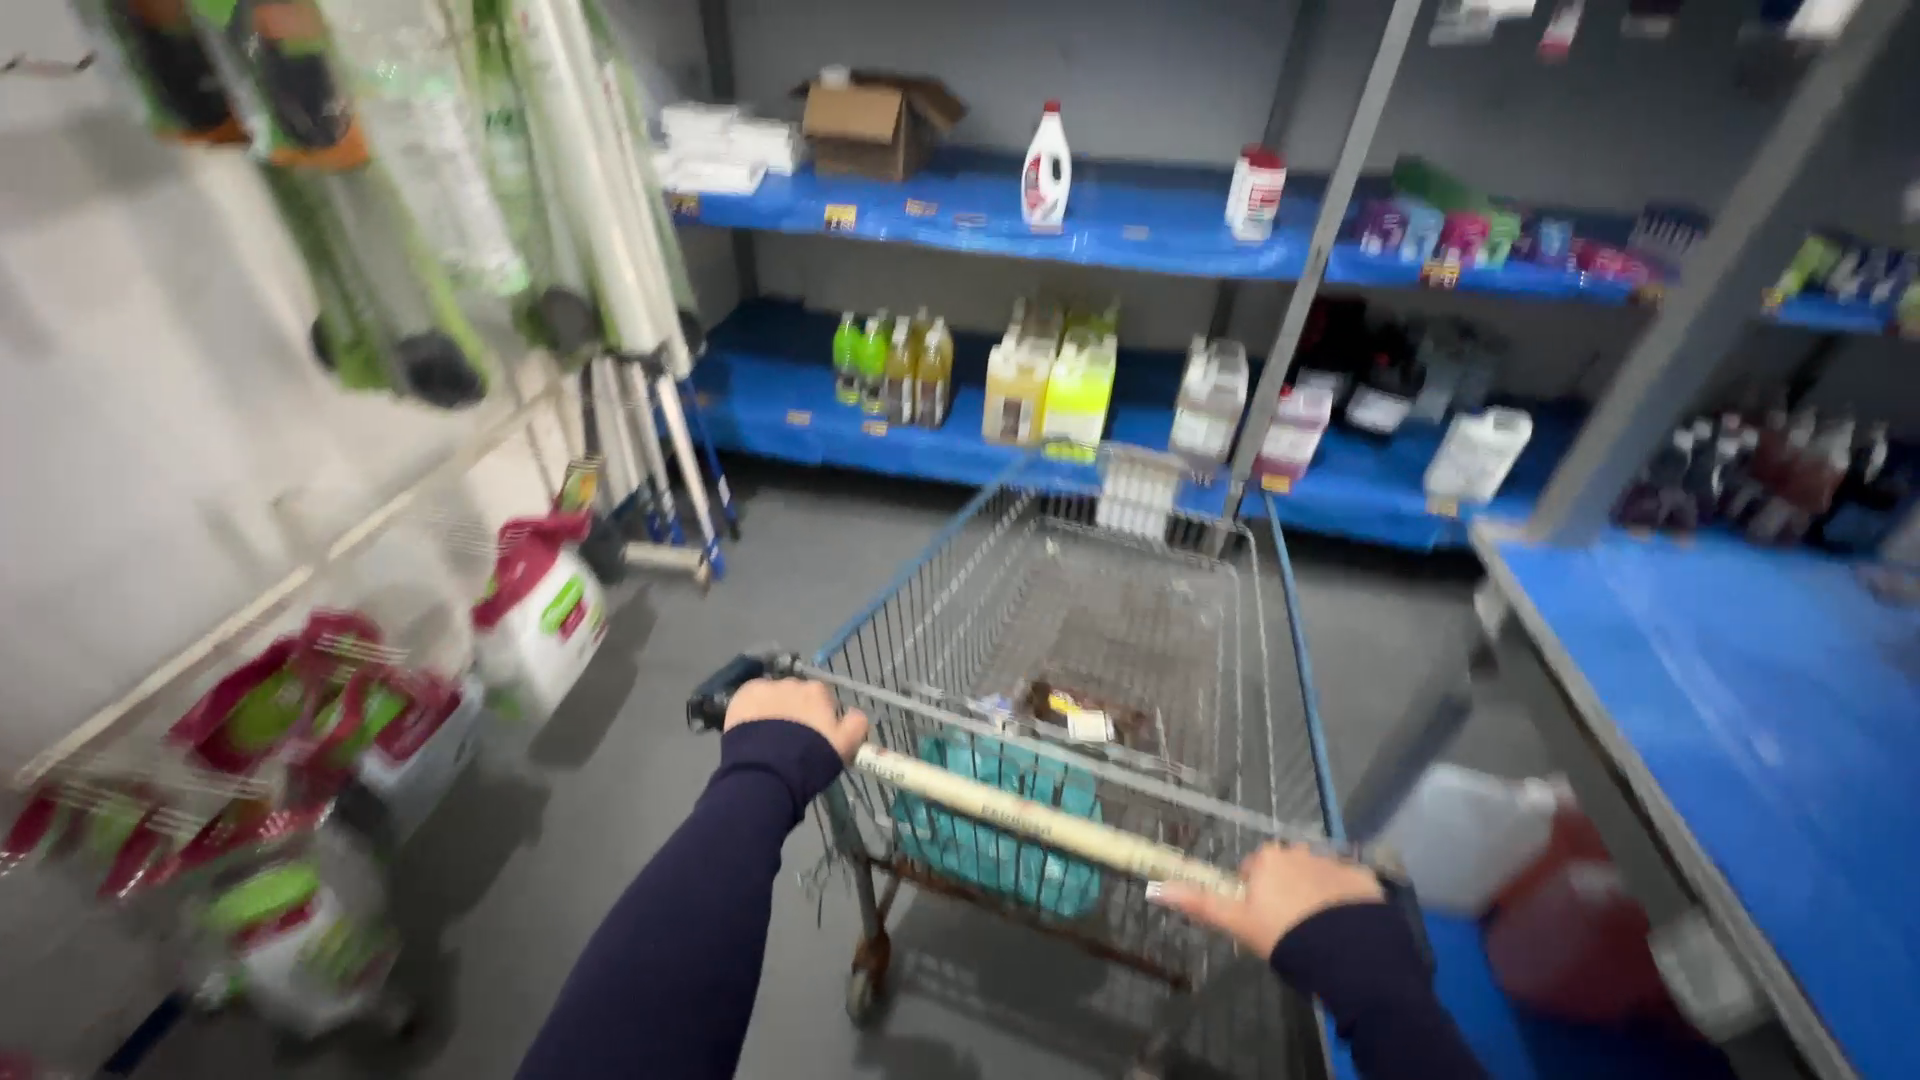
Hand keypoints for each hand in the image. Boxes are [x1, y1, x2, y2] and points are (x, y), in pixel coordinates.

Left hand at [724, 677, 869, 763]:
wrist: (769, 773)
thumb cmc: (811, 759)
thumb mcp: (846, 745)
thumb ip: (856, 724)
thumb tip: (855, 713)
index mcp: (819, 691)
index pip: (822, 699)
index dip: (818, 716)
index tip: (813, 734)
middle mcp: (793, 683)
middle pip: (796, 694)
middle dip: (795, 710)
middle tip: (789, 737)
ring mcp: (766, 687)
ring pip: (772, 695)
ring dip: (773, 708)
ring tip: (767, 736)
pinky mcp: (743, 695)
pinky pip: (750, 697)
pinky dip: (751, 708)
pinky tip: (749, 728)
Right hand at [1150, 843, 1384, 956]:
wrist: (1347, 955)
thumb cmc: (1283, 935)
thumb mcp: (1237, 923)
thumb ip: (1198, 902)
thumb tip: (1153, 887)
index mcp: (1267, 858)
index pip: (1254, 871)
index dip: (1256, 897)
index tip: (1264, 922)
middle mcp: (1299, 851)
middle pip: (1287, 870)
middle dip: (1288, 892)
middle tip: (1292, 929)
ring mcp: (1334, 863)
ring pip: (1318, 877)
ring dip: (1317, 896)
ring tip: (1323, 933)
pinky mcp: (1364, 879)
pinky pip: (1350, 887)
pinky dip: (1347, 903)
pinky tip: (1349, 929)